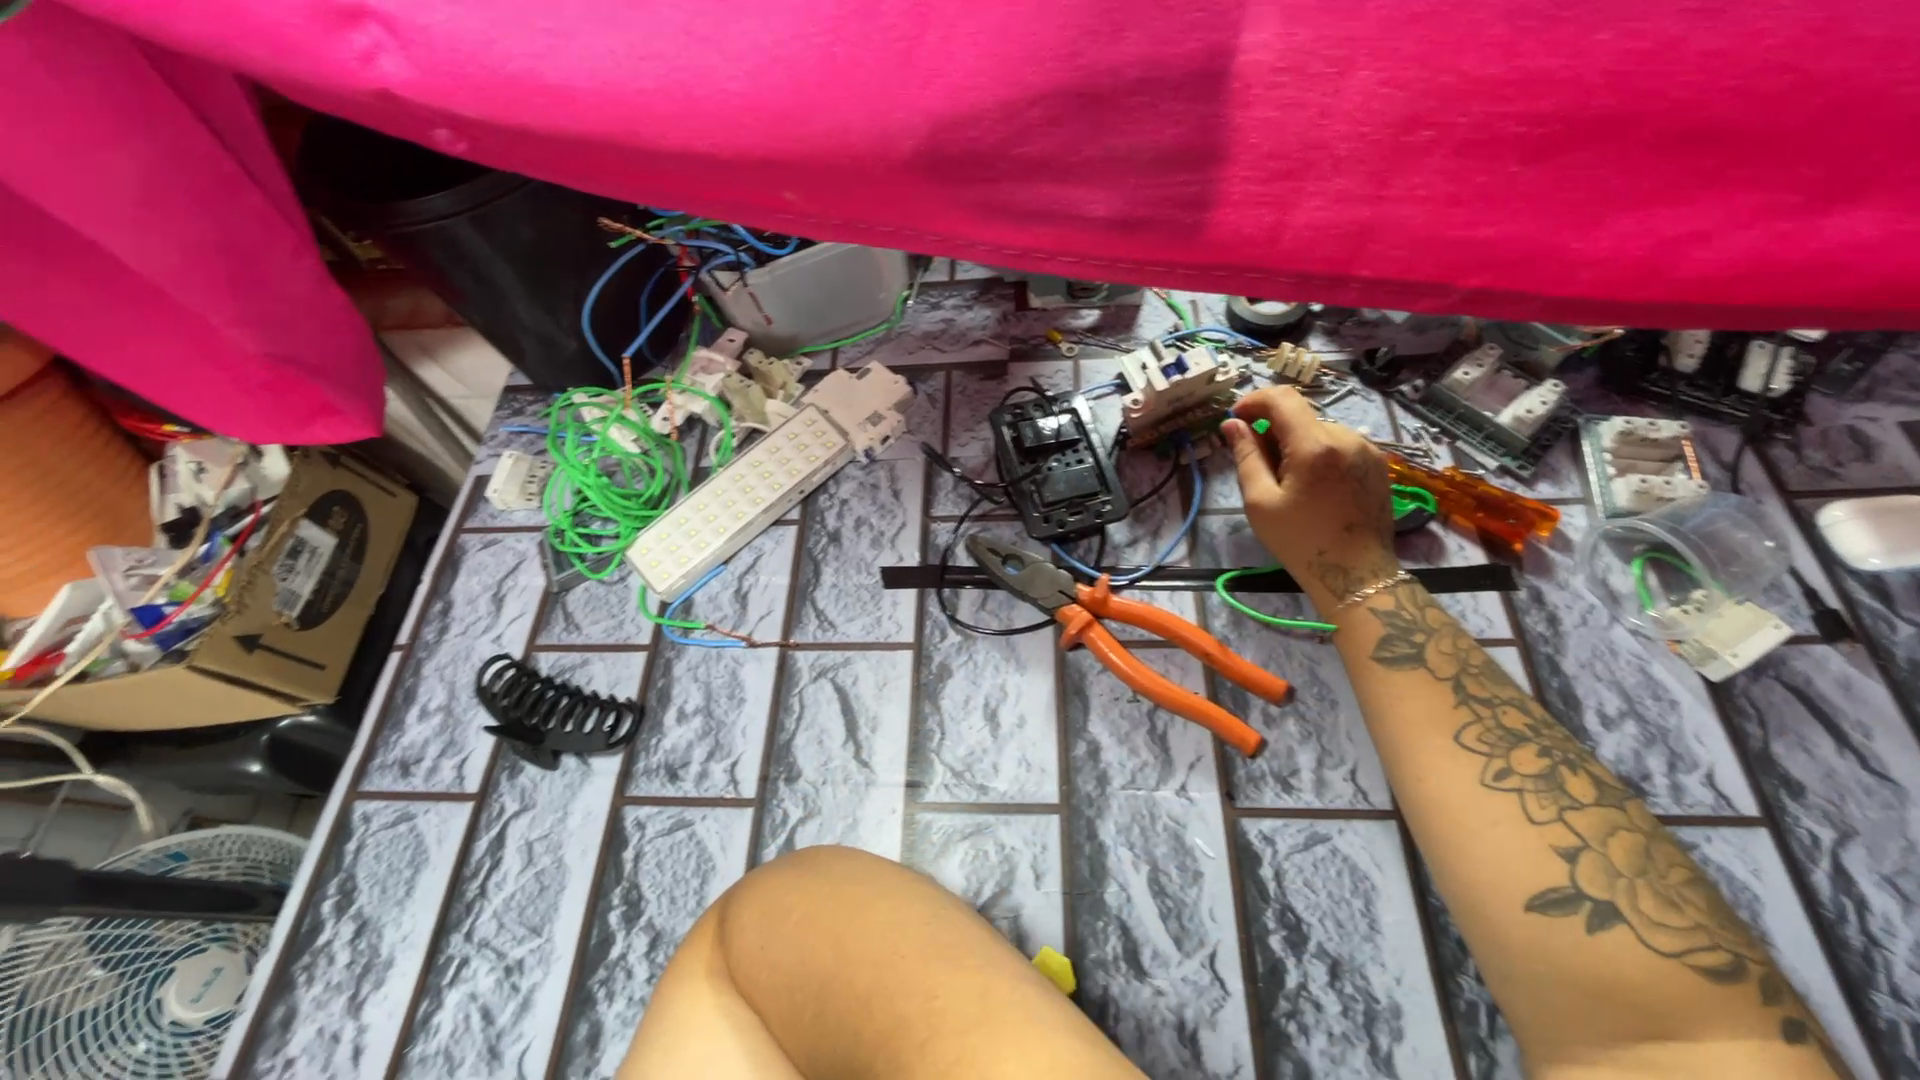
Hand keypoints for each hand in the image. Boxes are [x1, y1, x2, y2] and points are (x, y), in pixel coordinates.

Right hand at [1219, 386, 1400, 612]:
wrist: (1356, 573)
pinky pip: (1339, 445)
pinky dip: (1319, 454)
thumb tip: (1232, 425)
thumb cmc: (1300, 541)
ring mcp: (1367, 448)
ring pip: (1319, 431)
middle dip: (1273, 430)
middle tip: (1258, 465)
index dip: (1254, 400)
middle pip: (1300, 417)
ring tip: (1288, 482)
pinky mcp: (1377, 463)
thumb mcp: (1260, 502)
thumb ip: (1246, 456)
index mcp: (1315, 445)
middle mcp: (1346, 437)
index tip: (1236, 418)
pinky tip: (1314, 487)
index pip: (1282, 398)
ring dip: (1297, 444)